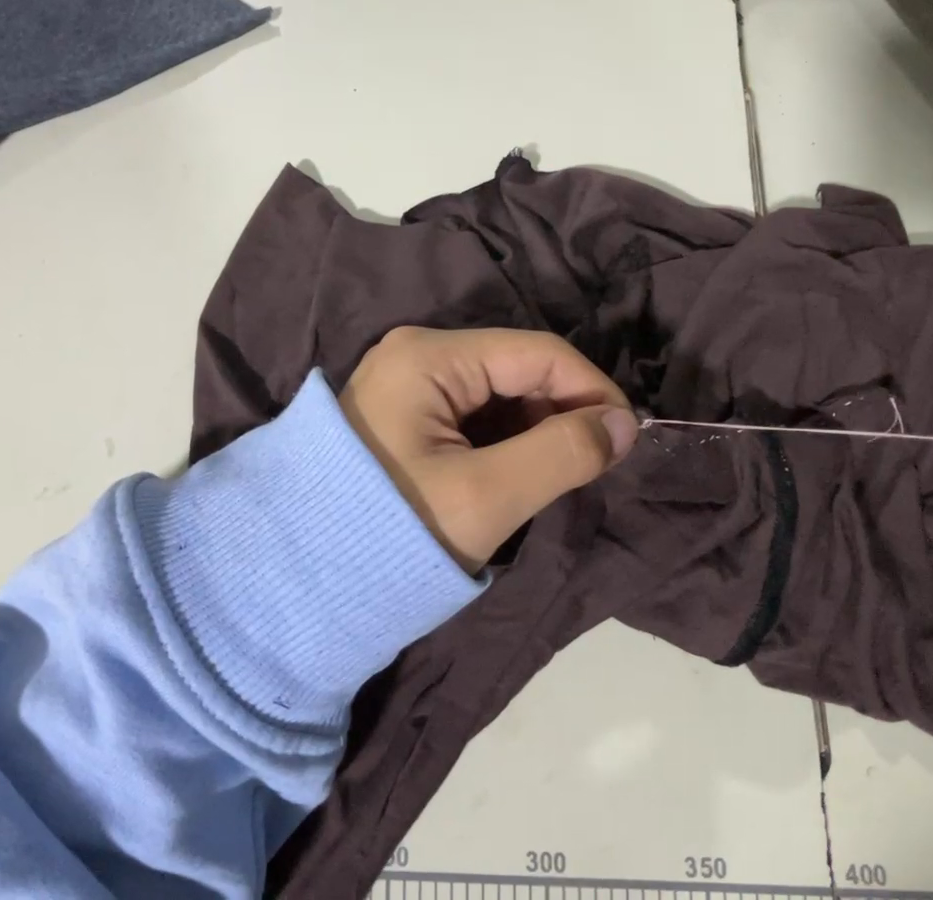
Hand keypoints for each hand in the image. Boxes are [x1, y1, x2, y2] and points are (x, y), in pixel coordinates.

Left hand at [338, 327, 638, 572]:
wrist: (304, 578)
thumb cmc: (396, 531)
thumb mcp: (486, 497)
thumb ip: (561, 454)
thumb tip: (625, 425)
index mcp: (428, 357)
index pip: (537, 353)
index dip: (592, 390)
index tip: (628, 439)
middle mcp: (415, 354)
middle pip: (518, 368)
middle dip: (563, 412)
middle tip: (594, 465)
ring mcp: (406, 384)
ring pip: (499, 394)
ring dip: (538, 430)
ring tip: (559, 476)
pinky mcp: (404, 416)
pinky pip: (473, 415)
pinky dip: (507, 440)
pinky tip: (521, 474)